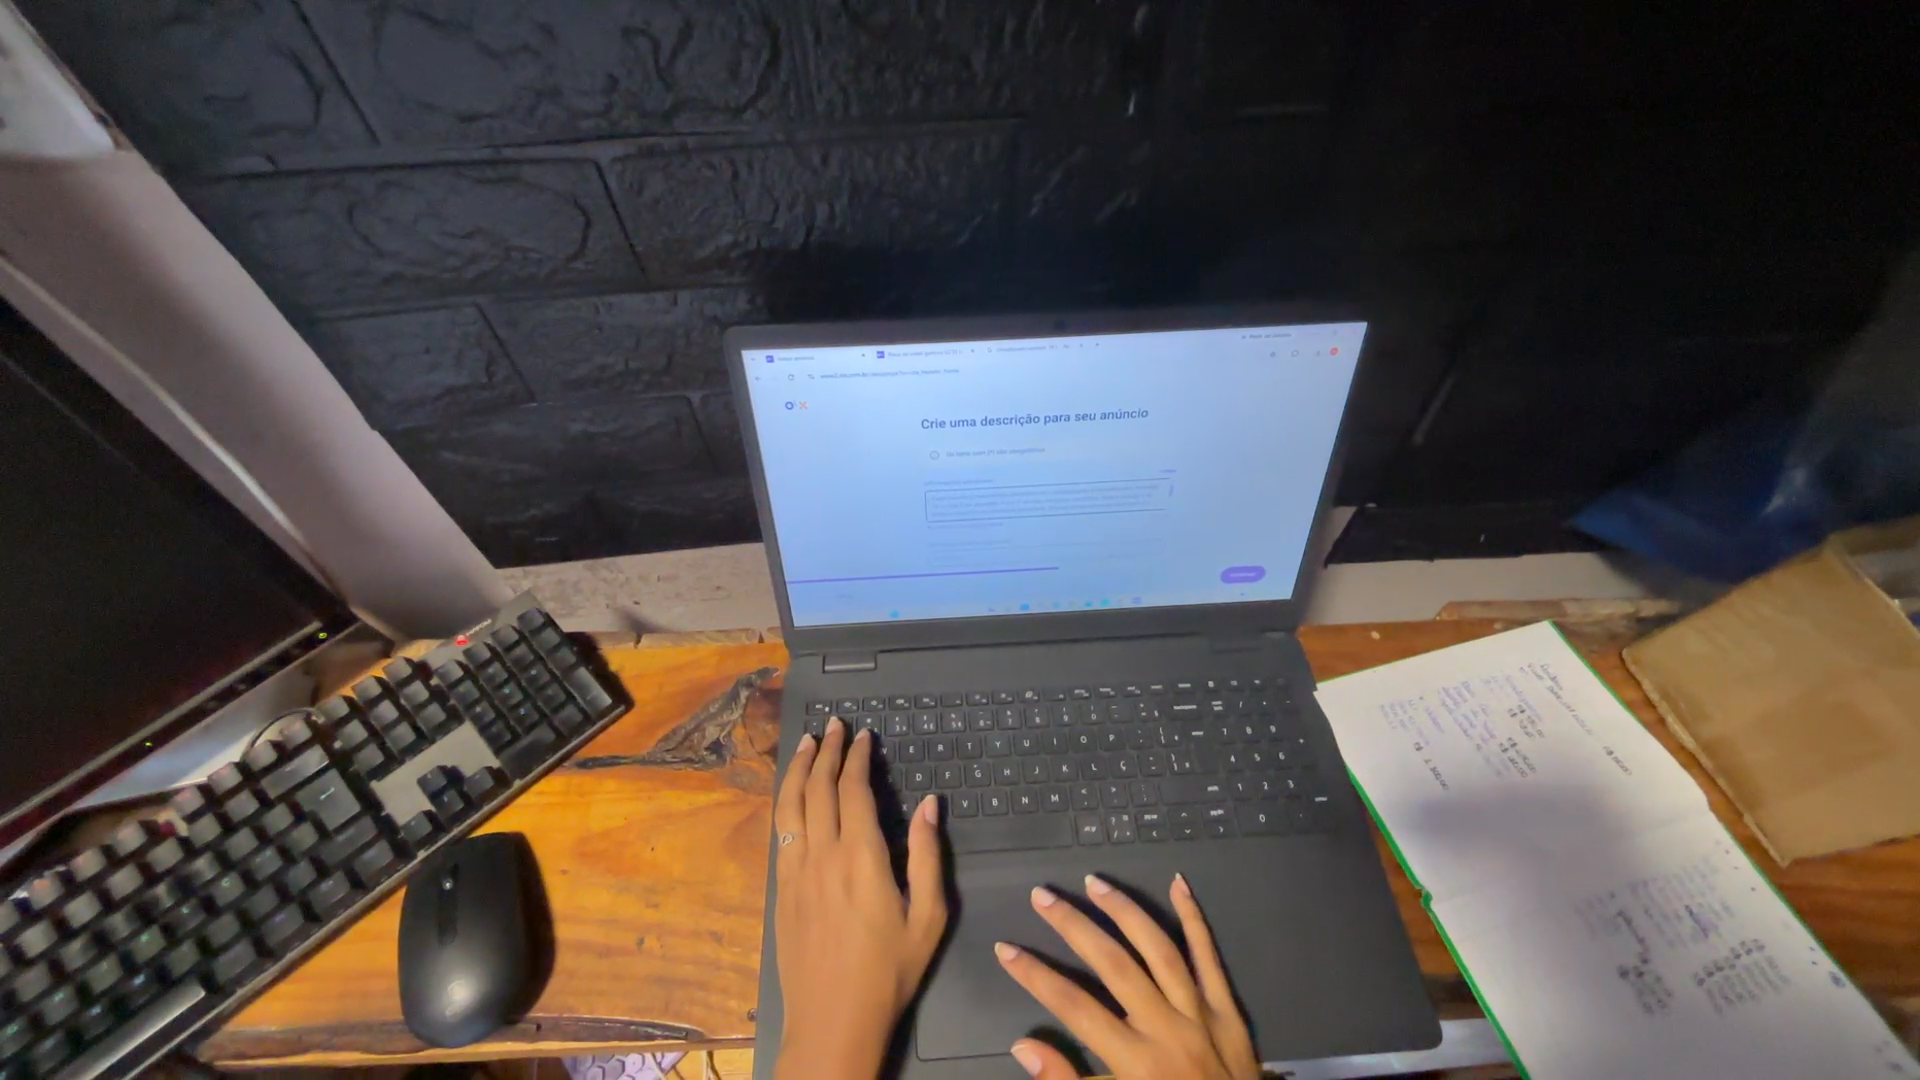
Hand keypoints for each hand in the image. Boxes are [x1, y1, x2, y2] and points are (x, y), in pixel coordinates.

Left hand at [772, 718, 947, 1079]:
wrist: (832, 1022)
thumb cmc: (889, 971)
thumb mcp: (928, 916)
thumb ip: (928, 854)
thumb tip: (929, 803)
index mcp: (862, 857)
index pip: (854, 790)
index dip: (857, 758)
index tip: (863, 736)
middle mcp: (823, 854)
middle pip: (818, 787)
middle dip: (826, 750)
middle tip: (834, 725)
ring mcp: (795, 870)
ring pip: (791, 804)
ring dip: (798, 768)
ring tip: (806, 742)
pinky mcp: (780, 889)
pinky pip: (779, 830)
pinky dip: (785, 800)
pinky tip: (791, 791)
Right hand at [995, 874, 1259, 1079]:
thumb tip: (1022, 1045)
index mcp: (1136, 1063)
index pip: (1074, 1007)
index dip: (1036, 976)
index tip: (1006, 949)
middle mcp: (1167, 1029)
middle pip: (1114, 964)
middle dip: (1074, 926)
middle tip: (1042, 896)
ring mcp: (1201, 1014)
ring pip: (1159, 949)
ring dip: (1124, 911)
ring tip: (1094, 882)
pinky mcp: (1228, 1011)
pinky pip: (1210, 958)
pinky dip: (1194, 919)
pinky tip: (1178, 883)